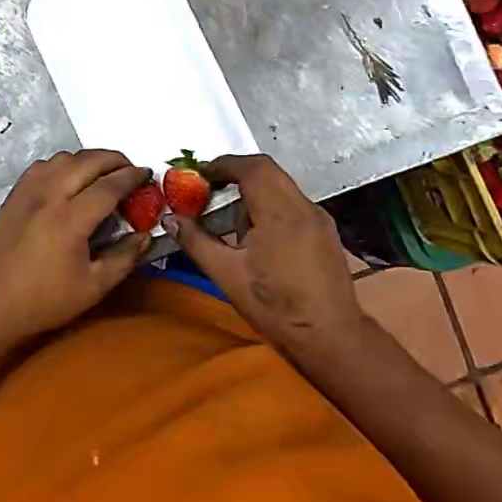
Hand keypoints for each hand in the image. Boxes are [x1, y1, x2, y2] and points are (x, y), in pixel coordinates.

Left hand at [0, 150, 153, 343]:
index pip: (109, 185)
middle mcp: (48, 196)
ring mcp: (27, 193)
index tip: (148, 174)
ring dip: (88, 160)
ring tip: (102, 174)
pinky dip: (63, 165)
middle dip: (114, 160)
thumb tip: (146, 235)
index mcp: (70, 219)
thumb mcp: (94, 287)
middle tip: (130, 170)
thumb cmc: (44, 301)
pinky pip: (42, 167)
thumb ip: (125, 257)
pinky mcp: (13, 197)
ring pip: (63, 158)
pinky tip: (69, 181)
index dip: (133, 176)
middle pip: (87, 161)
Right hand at [168, 154, 362, 345]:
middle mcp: (304, 207)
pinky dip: (269, 204)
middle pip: (267, 171)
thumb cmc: (276, 307)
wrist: (331, 336)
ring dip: (253, 190)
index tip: (199, 174)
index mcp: (280, 213)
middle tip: (208, 188)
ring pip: (281, 186)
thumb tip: (171, 220)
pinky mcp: (325, 231)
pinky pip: (292, 203)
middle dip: (235, 173)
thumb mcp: (227, 275)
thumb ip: (196, 242)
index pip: (252, 168)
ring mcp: (319, 218)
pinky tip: (255, 234)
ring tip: (228, 215)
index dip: (223, 164)